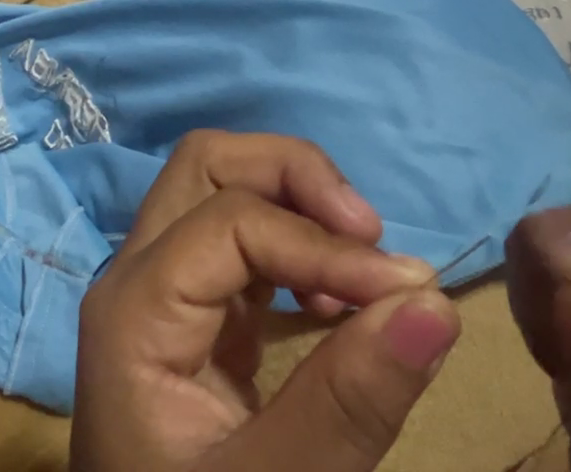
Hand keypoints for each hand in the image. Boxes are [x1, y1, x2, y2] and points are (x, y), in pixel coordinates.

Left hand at [71, 130, 458, 471]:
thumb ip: (346, 403)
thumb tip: (435, 303)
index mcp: (135, 310)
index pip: (228, 218)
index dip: (322, 242)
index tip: (409, 288)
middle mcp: (138, 278)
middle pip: (206, 165)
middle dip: (295, 177)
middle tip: (372, 237)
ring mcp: (163, 291)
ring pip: (221, 189)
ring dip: (299, 204)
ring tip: (367, 270)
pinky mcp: (194, 316)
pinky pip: (240, 242)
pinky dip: (297, 246)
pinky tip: (340, 300)